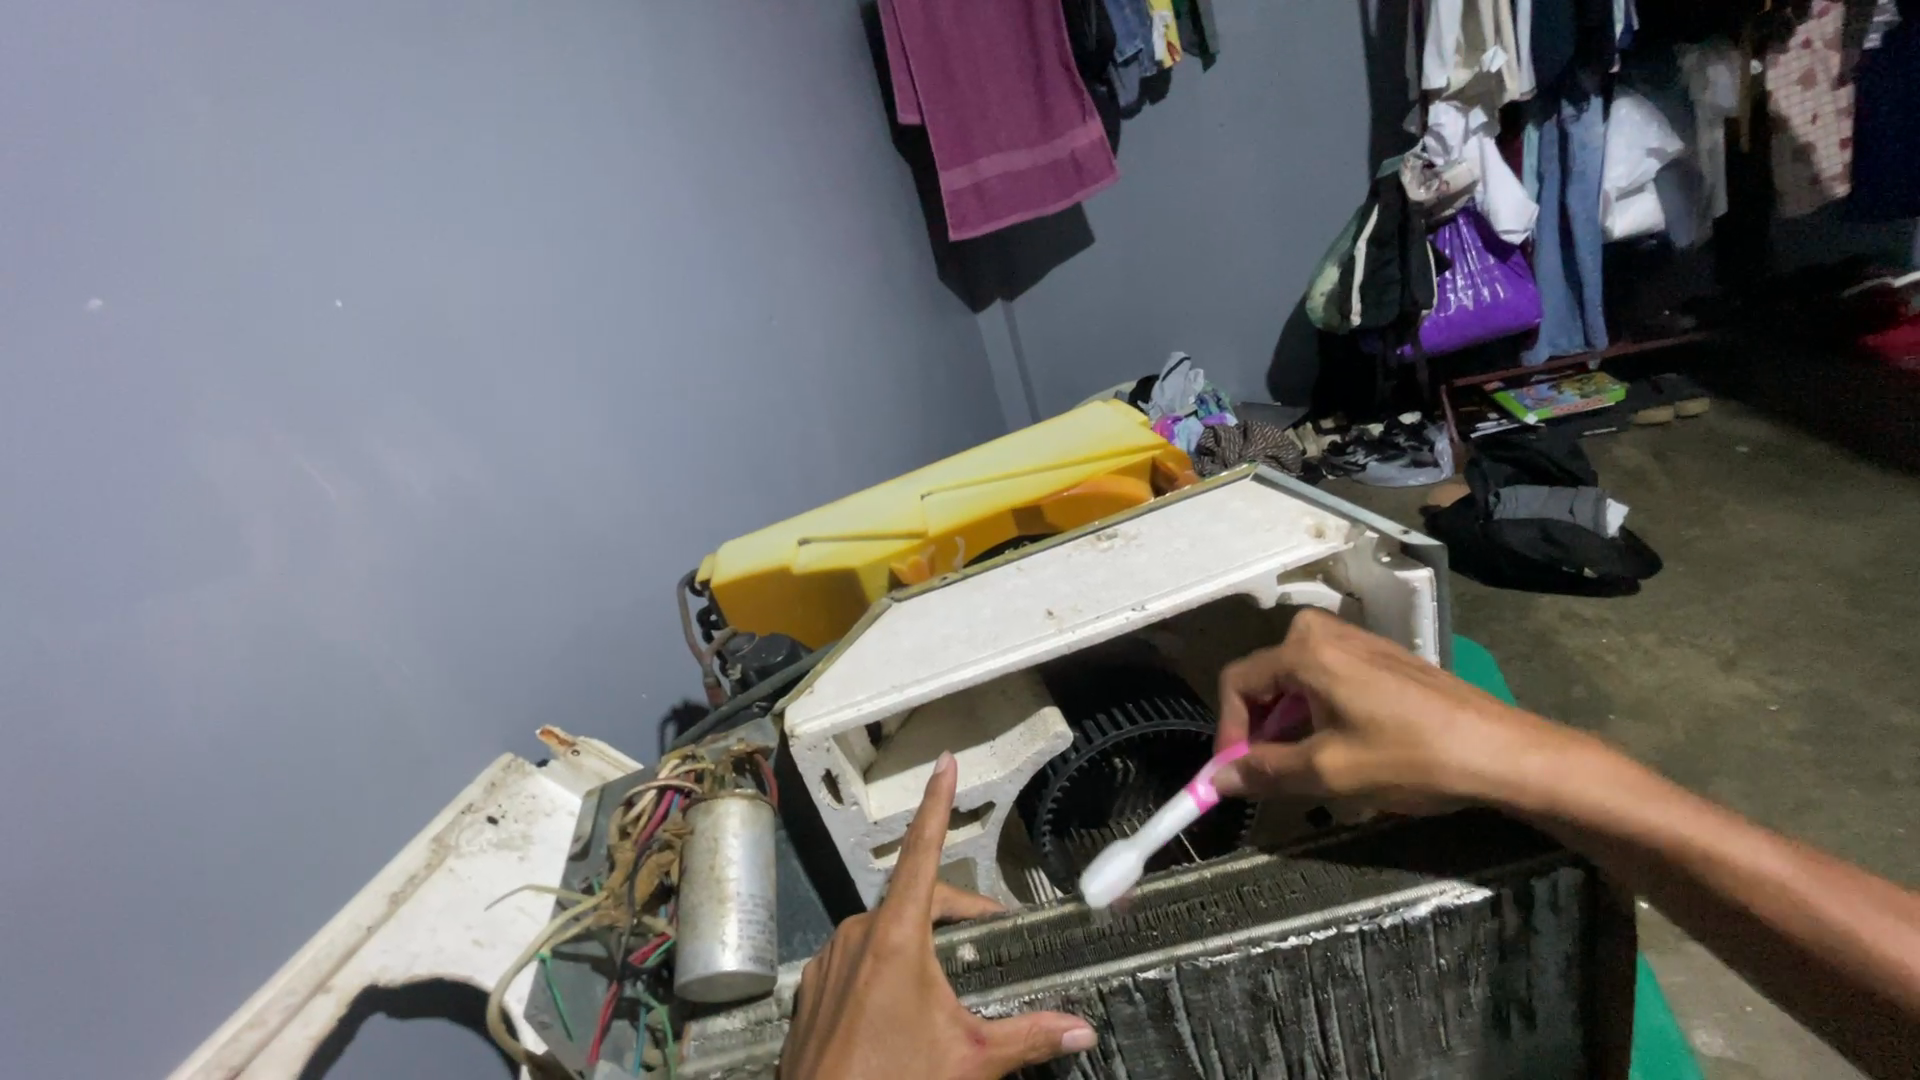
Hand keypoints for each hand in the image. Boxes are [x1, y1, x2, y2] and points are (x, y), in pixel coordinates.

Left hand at [779, 752, 1097, 1079]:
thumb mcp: (969, 1062)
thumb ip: (1028, 1037)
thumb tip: (1081, 1030)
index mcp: (897, 936)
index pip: (924, 851)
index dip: (938, 802)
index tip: (945, 762)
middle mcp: (858, 934)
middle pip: (916, 899)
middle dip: (956, 913)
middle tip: (990, 941)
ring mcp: (830, 959)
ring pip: (886, 930)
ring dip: (919, 944)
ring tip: (944, 986)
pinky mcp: (812, 987)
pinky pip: (857, 959)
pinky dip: (885, 968)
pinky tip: (898, 1010)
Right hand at [1211, 609, 1572, 813]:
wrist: (1505, 753)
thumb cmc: (1412, 757)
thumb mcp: (1329, 771)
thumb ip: (1264, 771)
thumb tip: (1216, 781)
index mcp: (1304, 650)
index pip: (1237, 683)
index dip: (1228, 731)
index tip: (1235, 773)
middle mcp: (1321, 631)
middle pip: (1263, 679)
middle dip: (1258, 729)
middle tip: (1268, 772)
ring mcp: (1352, 639)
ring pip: (1292, 681)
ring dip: (1287, 724)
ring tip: (1305, 765)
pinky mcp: (1376, 654)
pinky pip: (1322, 677)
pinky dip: (1314, 711)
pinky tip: (1338, 745)